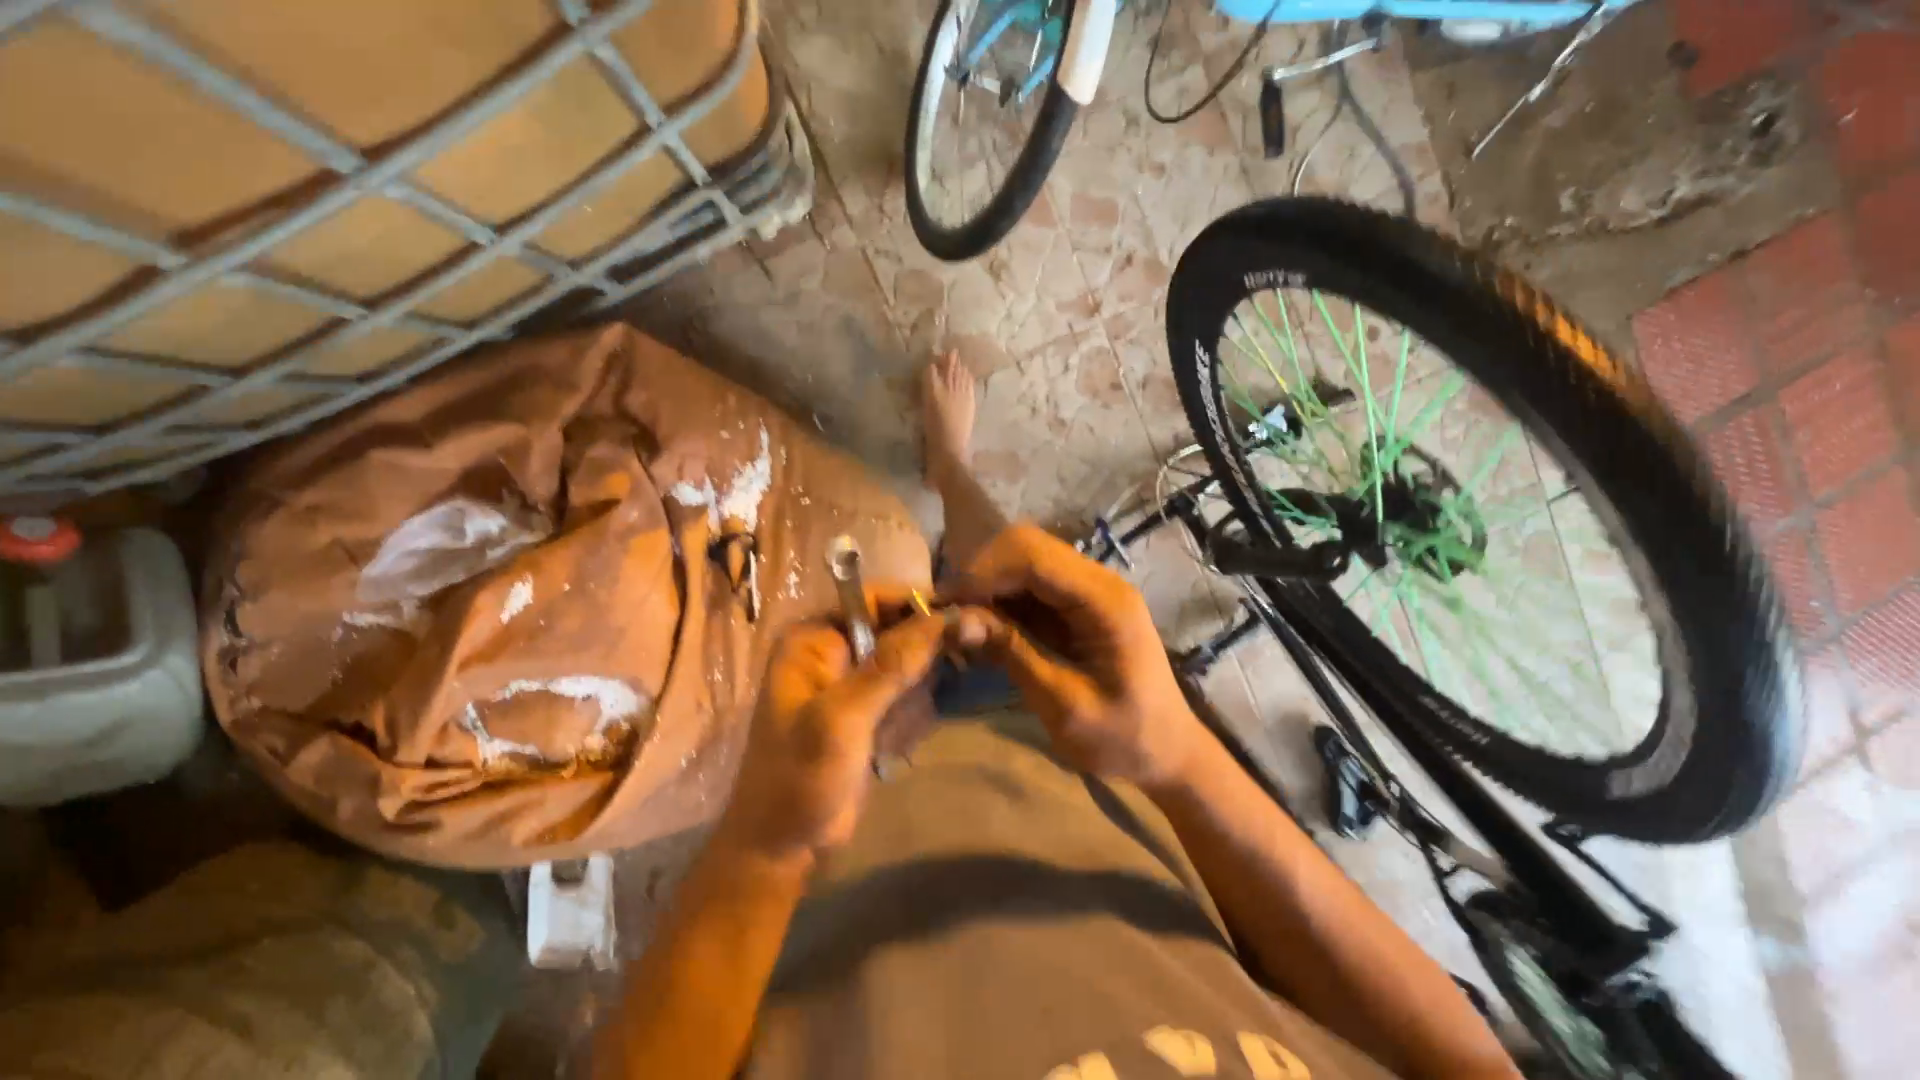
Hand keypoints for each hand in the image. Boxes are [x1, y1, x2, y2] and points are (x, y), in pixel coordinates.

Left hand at [719, 608, 955, 862]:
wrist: (783, 846)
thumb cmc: (799, 777)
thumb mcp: (842, 718)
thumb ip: (891, 665)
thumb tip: (946, 617)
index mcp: (812, 639)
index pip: (874, 599)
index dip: (919, 604)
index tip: (966, 618)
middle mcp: (832, 651)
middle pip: (898, 629)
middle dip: (922, 658)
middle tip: (938, 680)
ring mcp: (852, 684)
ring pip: (910, 666)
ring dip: (915, 697)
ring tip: (891, 734)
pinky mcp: (869, 714)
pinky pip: (908, 697)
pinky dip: (910, 719)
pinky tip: (890, 748)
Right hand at [943, 525, 1208, 791]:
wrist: (1166, 753)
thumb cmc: (1123, 737)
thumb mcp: (1064, 705)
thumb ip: (1014, 653)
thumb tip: (956, 619)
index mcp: (1105, 601)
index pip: (1033, 556)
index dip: (982, 572)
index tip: (944, 608)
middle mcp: (1098, 582)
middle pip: (1026, 546)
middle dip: (980, 575)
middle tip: (947, 617)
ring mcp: (1087, 591)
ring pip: (1022, 561)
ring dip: (986, 587)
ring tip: (958, 627)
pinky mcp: (1076, 606)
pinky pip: (1028, 587)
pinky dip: (999, 603)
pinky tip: (980, 633)